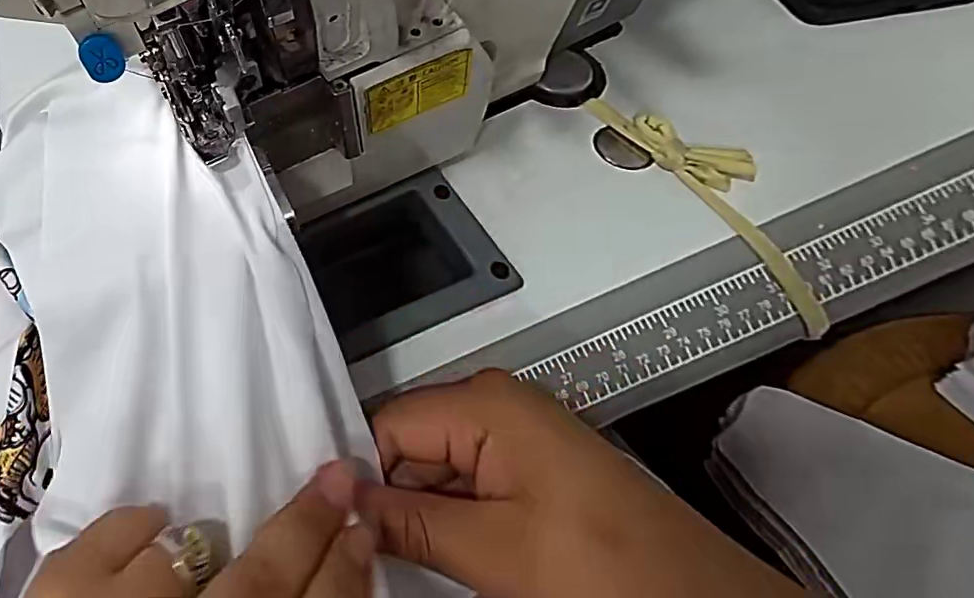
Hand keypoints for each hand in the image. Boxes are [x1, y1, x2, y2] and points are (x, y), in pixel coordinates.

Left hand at [29, 461, 376, 597]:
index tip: (360, 534)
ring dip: (205, 542)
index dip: (339, 579)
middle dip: (305, 531)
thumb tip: (299, 592)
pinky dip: (136, 526)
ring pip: (182, 559)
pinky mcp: (59, 592)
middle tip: (334, 483)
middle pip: (260, 585)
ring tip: (203, 547)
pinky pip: (110, 536)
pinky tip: (149, 527)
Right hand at [356, 370, 804, 597]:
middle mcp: (495, 402)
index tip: (351, 521)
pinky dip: (457, 513)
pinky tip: (461, 552)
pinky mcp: (530, 460)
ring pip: (437, 463)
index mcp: (485, 402)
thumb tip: (349, 502)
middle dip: (397, 494)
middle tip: (386, 551)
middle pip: (410, 440)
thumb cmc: (624, 572)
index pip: (387, 423)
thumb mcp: (502, 555)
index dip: (365, 473)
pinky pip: (469, 476)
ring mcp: (515, 430)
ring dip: (426, 509)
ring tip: (434, 558)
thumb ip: (414, 523)